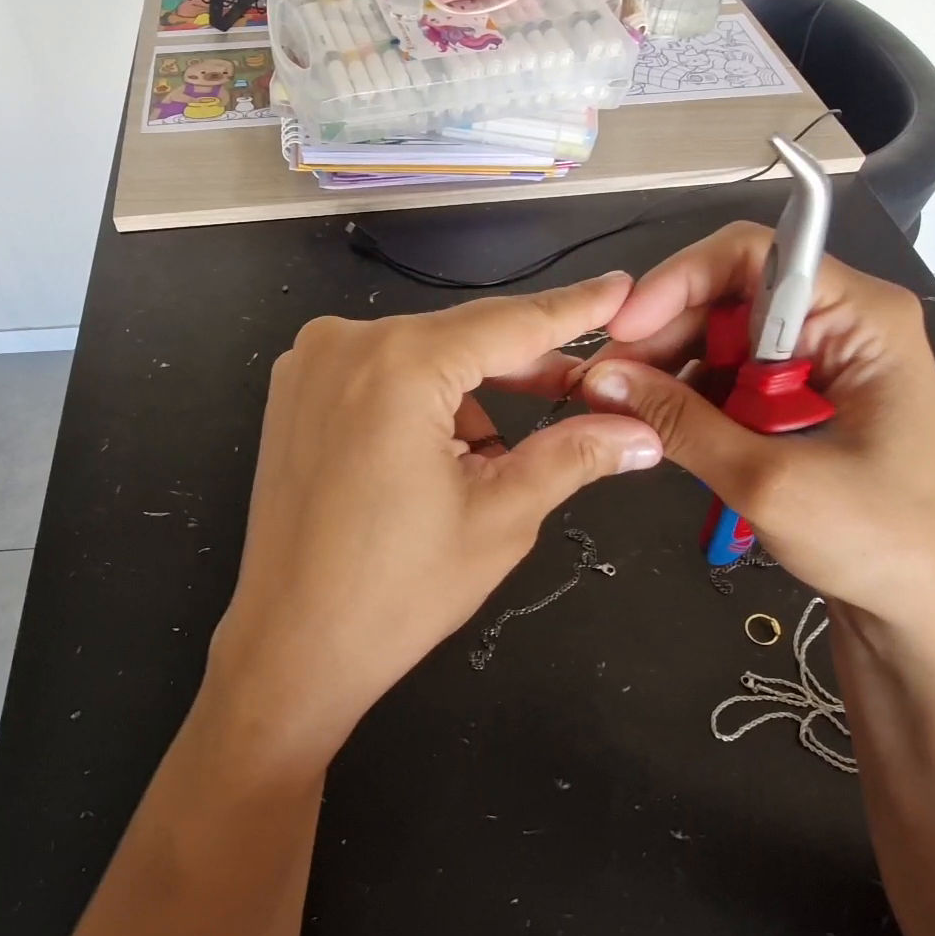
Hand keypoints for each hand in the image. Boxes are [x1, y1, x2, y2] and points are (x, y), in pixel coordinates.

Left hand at [208, 273, 663, 756]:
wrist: (292, 646)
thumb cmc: (398, 590)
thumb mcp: (500, 517)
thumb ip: (573, 455)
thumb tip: (642, 434)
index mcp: (398, 363)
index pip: (508, 323)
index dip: (573, 310)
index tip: (621, 288)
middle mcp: (343, 343)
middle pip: (460, 339)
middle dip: (523, 367)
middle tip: (584, 392)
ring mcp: (307, 366)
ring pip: (419, 359)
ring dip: (465, 396)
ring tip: (486, 466)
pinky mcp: (292, 395)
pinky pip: (377, 377)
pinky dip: (417, 403)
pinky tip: (433, 460)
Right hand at [577, 223, 934, 622]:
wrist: (924, 617)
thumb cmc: (877, 543)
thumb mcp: (767, 479)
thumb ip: (680, 422)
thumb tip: (601, 378)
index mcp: (861, 318)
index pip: (756, 257)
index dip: (678, 282)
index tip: (621, 332)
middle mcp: (841, 327)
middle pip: (730, 298)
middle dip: (661, 335)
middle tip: (600, 384)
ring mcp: (819, 366)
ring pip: (720, 341)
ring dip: (667, 371)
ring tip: (618, 410)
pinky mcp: (799, 404)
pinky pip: (729, 380)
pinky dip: (687, 400)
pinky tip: (655, 427)